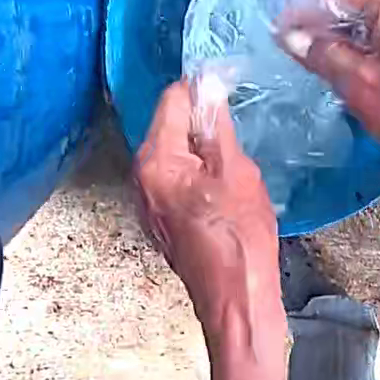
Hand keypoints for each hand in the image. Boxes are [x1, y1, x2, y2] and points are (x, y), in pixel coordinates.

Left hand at [134, 78, 282, 337]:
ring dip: (200, 148)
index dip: (201, 88)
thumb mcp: (234, 170)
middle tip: (238, 128)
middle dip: (200, 121)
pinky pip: (175, 179)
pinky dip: (195, 172)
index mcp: (155, 161)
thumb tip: (206, 84)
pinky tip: (221, 187)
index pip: (171, 101)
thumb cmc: (238, 233)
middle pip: (169, 127)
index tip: (230, 85)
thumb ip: (215, 123)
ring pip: (173, 154)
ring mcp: (147, 201)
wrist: (234, 296)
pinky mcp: (160, 219)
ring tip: (233, 161)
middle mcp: (140, 177)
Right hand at [277, 0, 379, 195]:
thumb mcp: (358, 87)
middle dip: (329, 20)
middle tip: (301, 46)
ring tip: (328, 57)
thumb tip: (290, 36)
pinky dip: (379, 38)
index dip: (305, 12)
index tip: (282, 31)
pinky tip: (364, 62)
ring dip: (354, 30)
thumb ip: (322, 54)